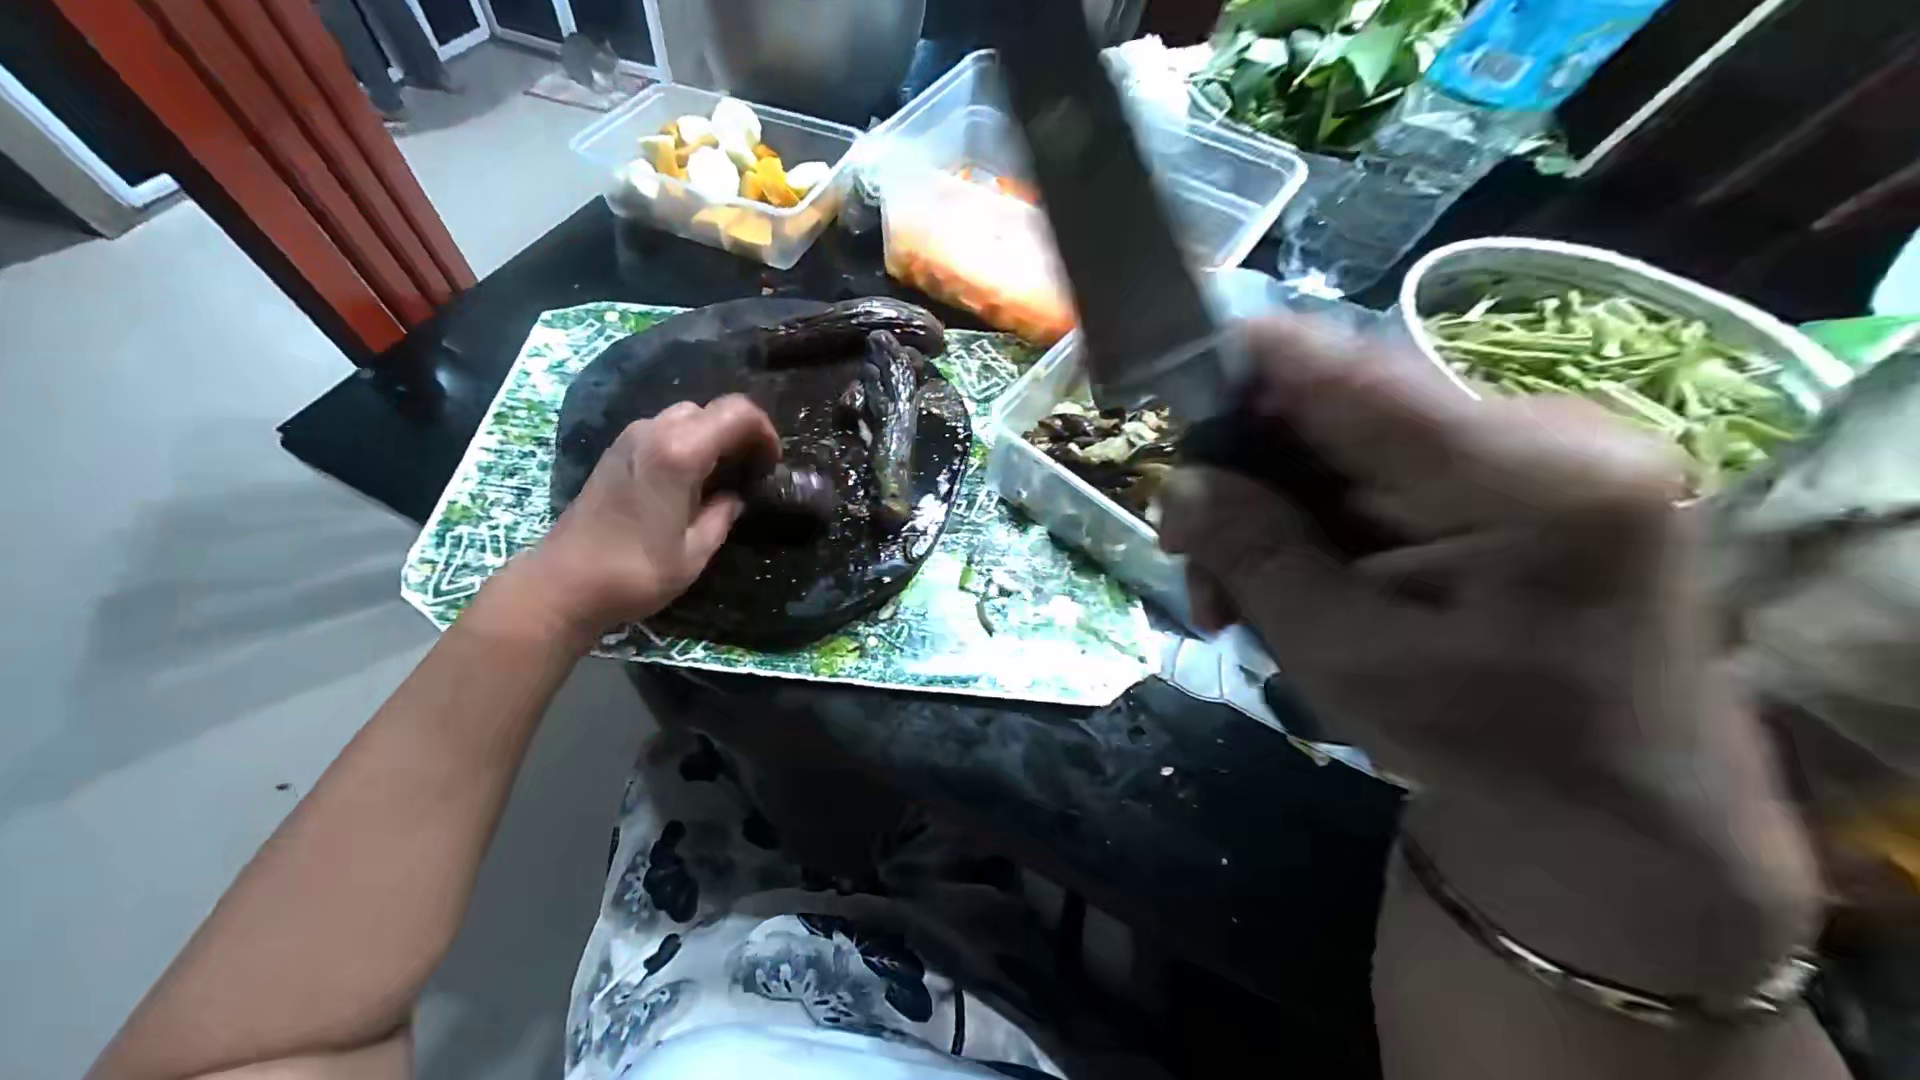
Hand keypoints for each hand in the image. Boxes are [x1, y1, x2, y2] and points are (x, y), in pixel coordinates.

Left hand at [498, 396, 779, 640]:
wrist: (563, 584)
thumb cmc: (636, 572)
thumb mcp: (696, 550)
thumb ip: (723, 514)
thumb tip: (735, 497)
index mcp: (679, 453)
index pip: (737, 413)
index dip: (764, 432)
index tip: (771, 464)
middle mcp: (653, 432)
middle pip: (711, 409)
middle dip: (739, 434)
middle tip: (750, 471)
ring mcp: (630, 439)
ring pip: (686, 416)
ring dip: (712, 438)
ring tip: (723, 477)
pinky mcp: (616, 452)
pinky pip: (664, 430)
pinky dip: (688, 443)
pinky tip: (691, 481)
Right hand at [1161, 317, 1701, 798]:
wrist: (1614, 806)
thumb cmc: (1484, 744)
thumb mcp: (1342, 655)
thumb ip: (1256, 555)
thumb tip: (1178, 483)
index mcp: (1529, 480)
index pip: (1360, 377)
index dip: (1255, 361)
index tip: (1171, 363)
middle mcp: (1548, 437)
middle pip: (1343, 415)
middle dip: (1246, 478)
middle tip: (1183, 547)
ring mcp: (1539, 455)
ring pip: (1349, 451)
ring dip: (1271, 513)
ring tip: (1226, 593)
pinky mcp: (1519, 482)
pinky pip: (1381, 477)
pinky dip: (1314, 524)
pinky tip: (1281, 581)